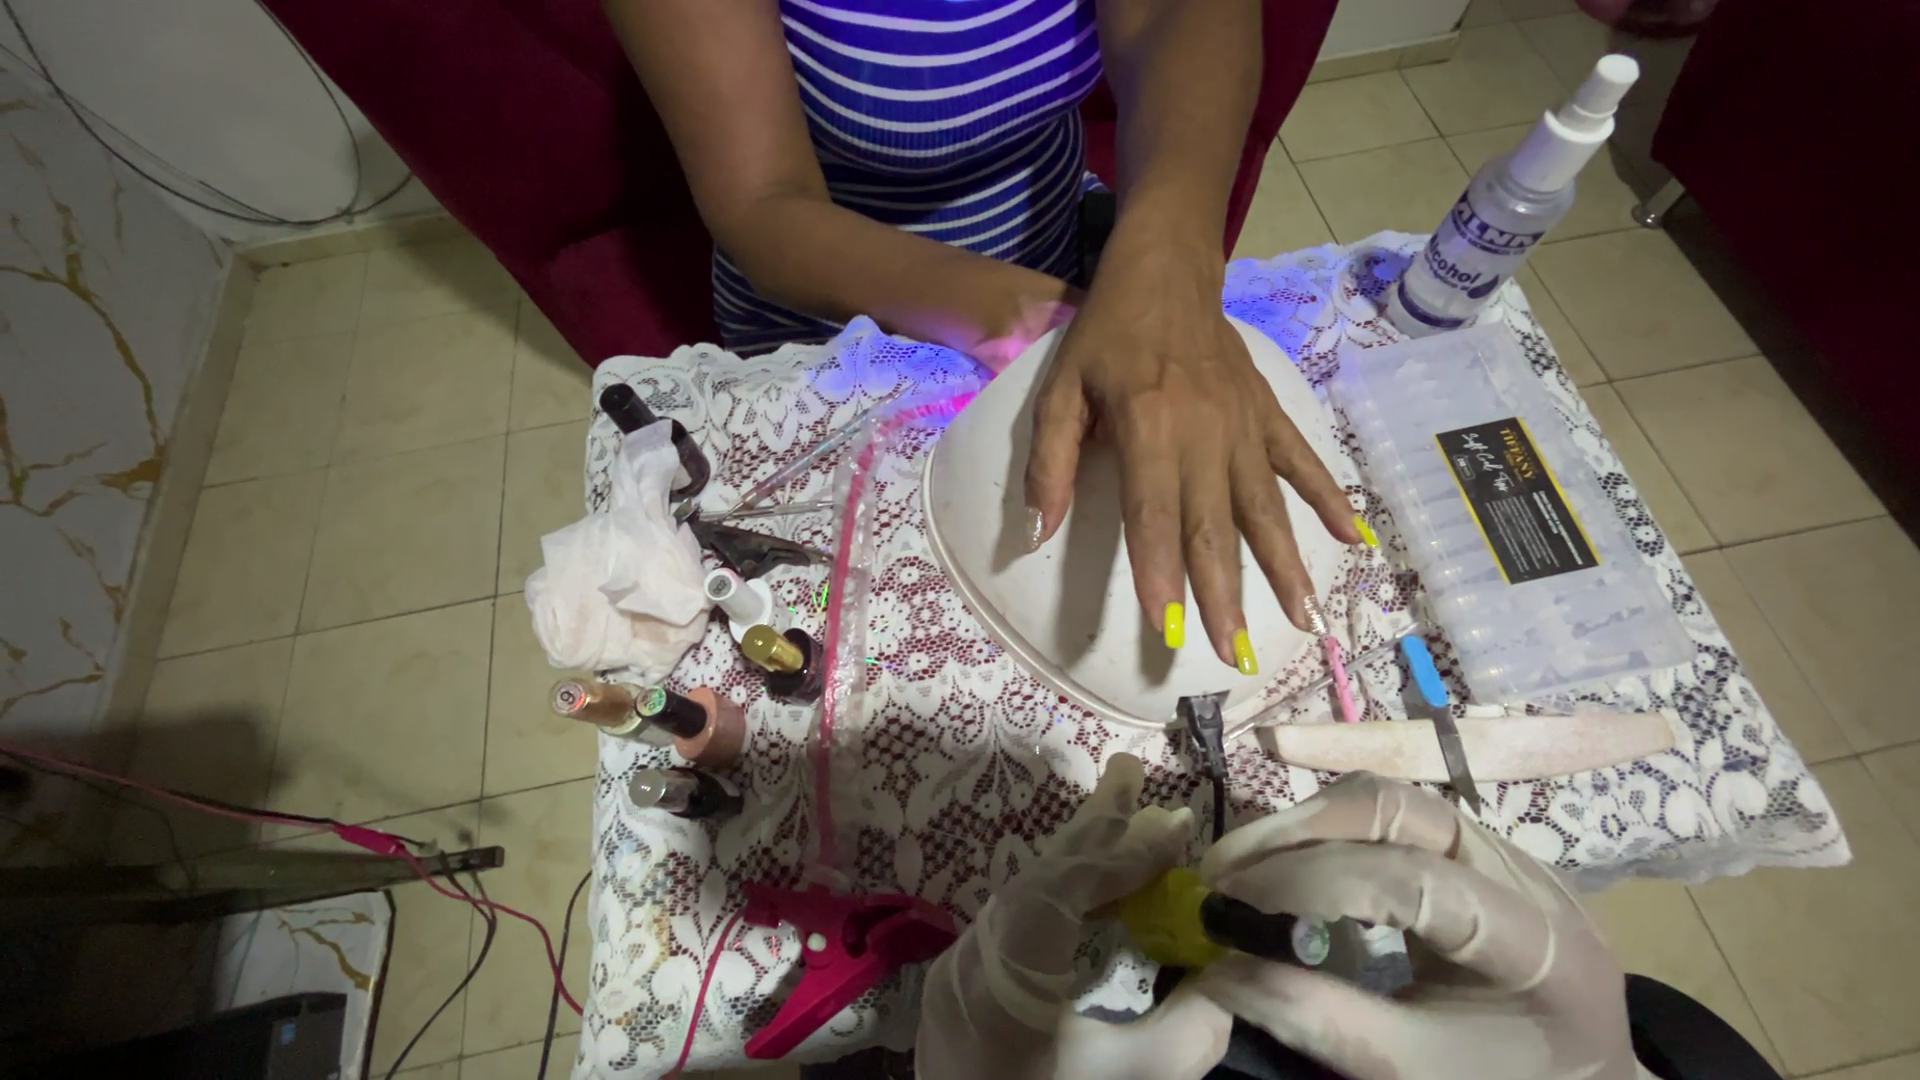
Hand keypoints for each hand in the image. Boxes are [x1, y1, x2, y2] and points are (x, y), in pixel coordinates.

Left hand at [915, 755, 1232, 1079]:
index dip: (1119, 853)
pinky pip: (1017, 914)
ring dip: (1076, 853)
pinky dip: (1058, 890)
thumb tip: (1230, 978)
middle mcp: (973, 953)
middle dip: (1093, 827)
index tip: (1172, 828)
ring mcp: (962, 962)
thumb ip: (1184, 1037)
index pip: (1060, 888)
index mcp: (1003, 974)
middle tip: (1132, 777)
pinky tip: (1087, 881)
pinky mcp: (965, 976)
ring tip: (1118, 808)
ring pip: (1025, 889)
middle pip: (1038, 872)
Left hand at [1022, 240, 1358, 671]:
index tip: (1170, 630)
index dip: (1160, 575)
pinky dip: (1328, 500)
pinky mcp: (1269, 413)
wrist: (1167, 271)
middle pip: (1215, 527)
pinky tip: (1352, 540)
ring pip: (1266, 507)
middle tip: (1236, 654)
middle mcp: (1204, 434)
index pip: (1153, 517)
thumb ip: (1050, 464)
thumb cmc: (1105, 335)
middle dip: (1224, 594)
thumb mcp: (1059, 392)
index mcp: (1148, 429)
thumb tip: (1037, 534)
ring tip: (1305, 620)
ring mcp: (1245, 425)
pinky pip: (1302, 462)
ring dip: (1285, 566)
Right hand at [1193, 773, 1637, 1079]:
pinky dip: (1324, 830)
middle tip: (1224, 865)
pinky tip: (1288, 862)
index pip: (1412, 879)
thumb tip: (1219, 970)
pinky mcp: (1469, 844)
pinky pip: (1386, 814)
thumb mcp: (1413, 1076)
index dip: (1312, 879)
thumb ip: (1319, 1019)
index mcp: (1538, 945)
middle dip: (1295, 829)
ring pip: (1383, 797)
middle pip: (1394, 807)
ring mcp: (1499, 849)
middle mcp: (1525, 874)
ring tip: (1244, 862)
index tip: (1233, 897)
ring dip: (1302, 823)